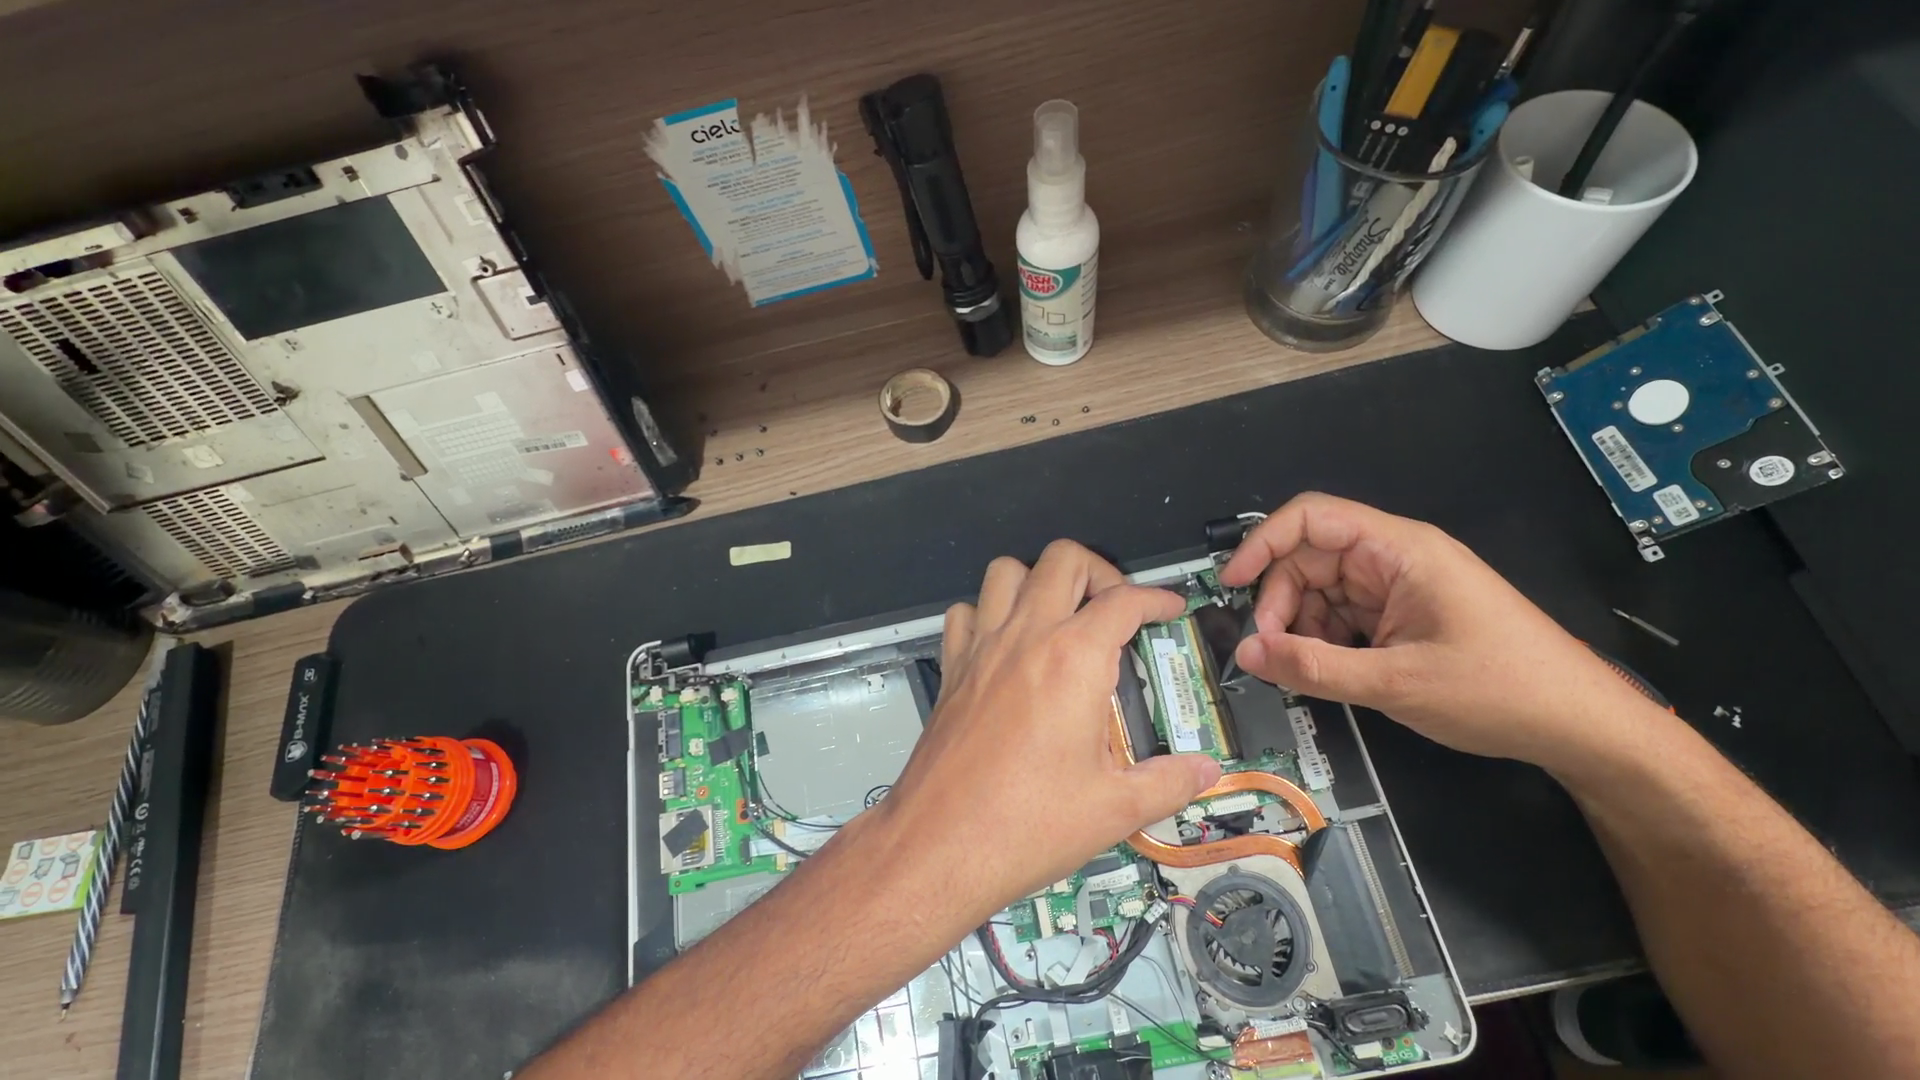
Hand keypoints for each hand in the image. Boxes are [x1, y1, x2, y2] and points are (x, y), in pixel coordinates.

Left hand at [875, 540, 1220, 918]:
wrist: (940, 845)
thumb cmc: (1026, 825)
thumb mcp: (1115, 809)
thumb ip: (1169, 782)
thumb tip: (1205, 771)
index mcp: (1073, 660)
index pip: (1124, 601)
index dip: (1155, 599)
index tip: (1168, 609)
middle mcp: (1026, 637)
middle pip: (1064, 559)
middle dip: (1100, 571)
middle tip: (1116, 608)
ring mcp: (982, 648)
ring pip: (1006, 570)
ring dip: (1039, 579)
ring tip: (1062, 614)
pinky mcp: (952, 669)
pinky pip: (965, 612)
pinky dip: (988, 612)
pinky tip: (1006, 643)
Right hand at [1218, 494, 1667, 771]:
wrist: (1582, 727)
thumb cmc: (1499, 691)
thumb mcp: (1396, 683)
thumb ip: (1313, 667)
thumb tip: (1245, 652)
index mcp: (1399, 550)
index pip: (1311, 518)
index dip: (1262, 543)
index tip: (1230, 586)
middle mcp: (1394, 560)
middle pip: (1309, 558)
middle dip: (1279, 600)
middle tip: (1269, 650)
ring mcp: (1399, 589)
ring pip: (1321, 591)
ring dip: (1301, 626)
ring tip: (1304, 670)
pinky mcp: (1404, 618)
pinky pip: (1343, 617)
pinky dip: (1325, 641)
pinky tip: (1329, 672)